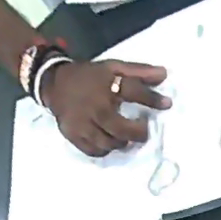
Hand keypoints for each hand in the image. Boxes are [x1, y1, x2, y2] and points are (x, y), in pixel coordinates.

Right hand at [43, 59, 170, 157]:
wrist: (53, 82)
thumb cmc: (89, 77)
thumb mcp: (113, 68)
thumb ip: (139, 72)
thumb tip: (164, 74)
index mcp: (104, 85)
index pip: (133, 91)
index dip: (153, 99)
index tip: (167, 104)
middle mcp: (94, 107)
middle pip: (122, 129)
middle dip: (138, 132)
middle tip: (142, 128)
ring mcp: (82, 124)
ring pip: (110, 144)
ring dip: (122, 142)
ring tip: (126, 135)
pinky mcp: (73, 135)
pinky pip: (96, 151)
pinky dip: (105, 149)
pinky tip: (109, 140)